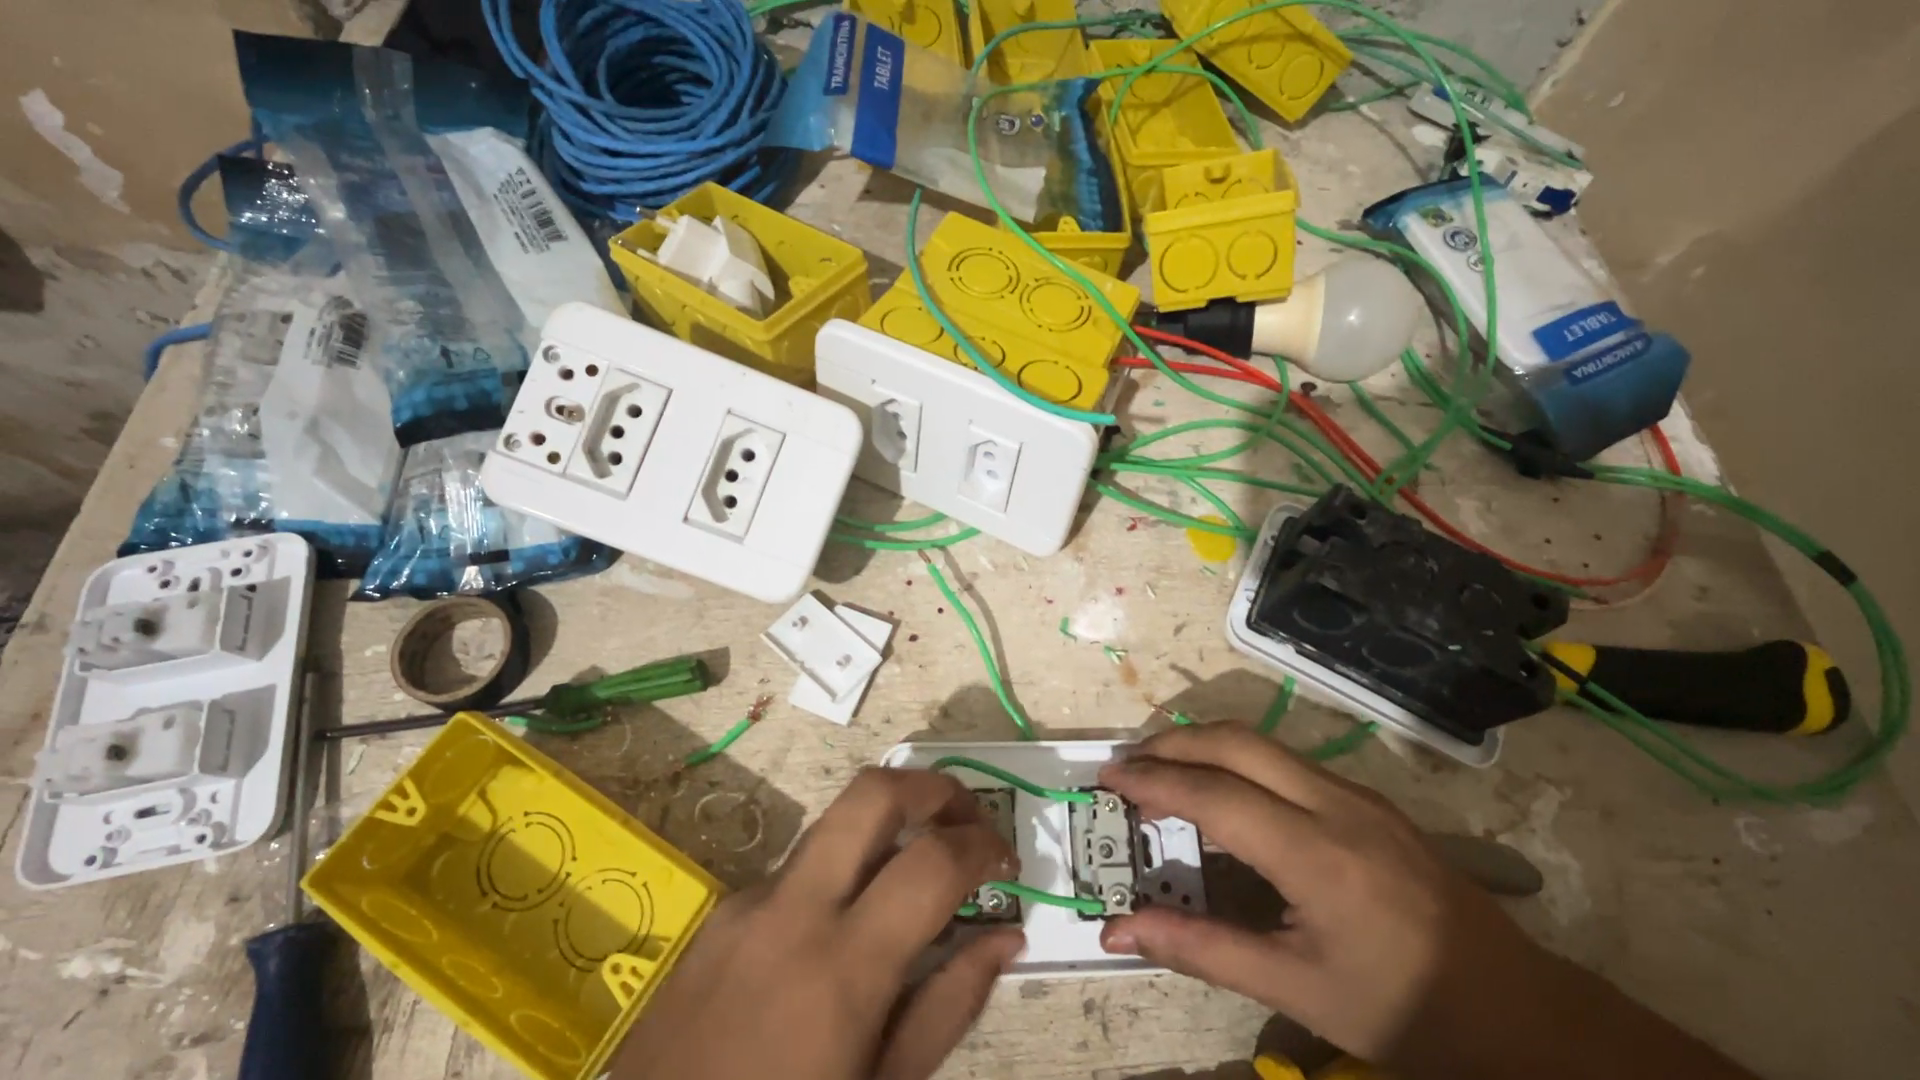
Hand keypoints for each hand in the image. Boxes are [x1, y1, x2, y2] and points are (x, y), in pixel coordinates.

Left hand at [612, 768, 1023, 1079]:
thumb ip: (951, 1002)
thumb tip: (1004, 936)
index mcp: (843, 964)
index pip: (932, 860)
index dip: (983, 846)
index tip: (1006, 861)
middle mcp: (791, 909)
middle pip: (870, 794)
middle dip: (933, 787)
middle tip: (969, 818)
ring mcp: (747, 903)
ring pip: (831, 829)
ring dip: (885, 831)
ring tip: (916, 878)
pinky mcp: (719, 913)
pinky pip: (795, 873)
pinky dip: (839, 878)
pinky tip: (844, 932)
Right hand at [1095, 724, 1550, 1061]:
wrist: (1516, 1010)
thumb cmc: (1399, 1007)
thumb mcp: (1293, 988)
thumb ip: (1200, 949)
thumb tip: (1116, 930)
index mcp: (1317, 855)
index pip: (1215, 795)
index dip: (1153, 783)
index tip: (1106, 780)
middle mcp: (1337, 805)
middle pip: (1238, 743)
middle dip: (1171, 743)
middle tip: (1124, 765)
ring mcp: (1359, 797)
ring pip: (1265, 744)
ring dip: (1204, 745)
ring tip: (1159, 770)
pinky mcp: (1371, 803)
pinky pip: (1288, 762)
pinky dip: (1237, 761)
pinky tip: (1221, 792)